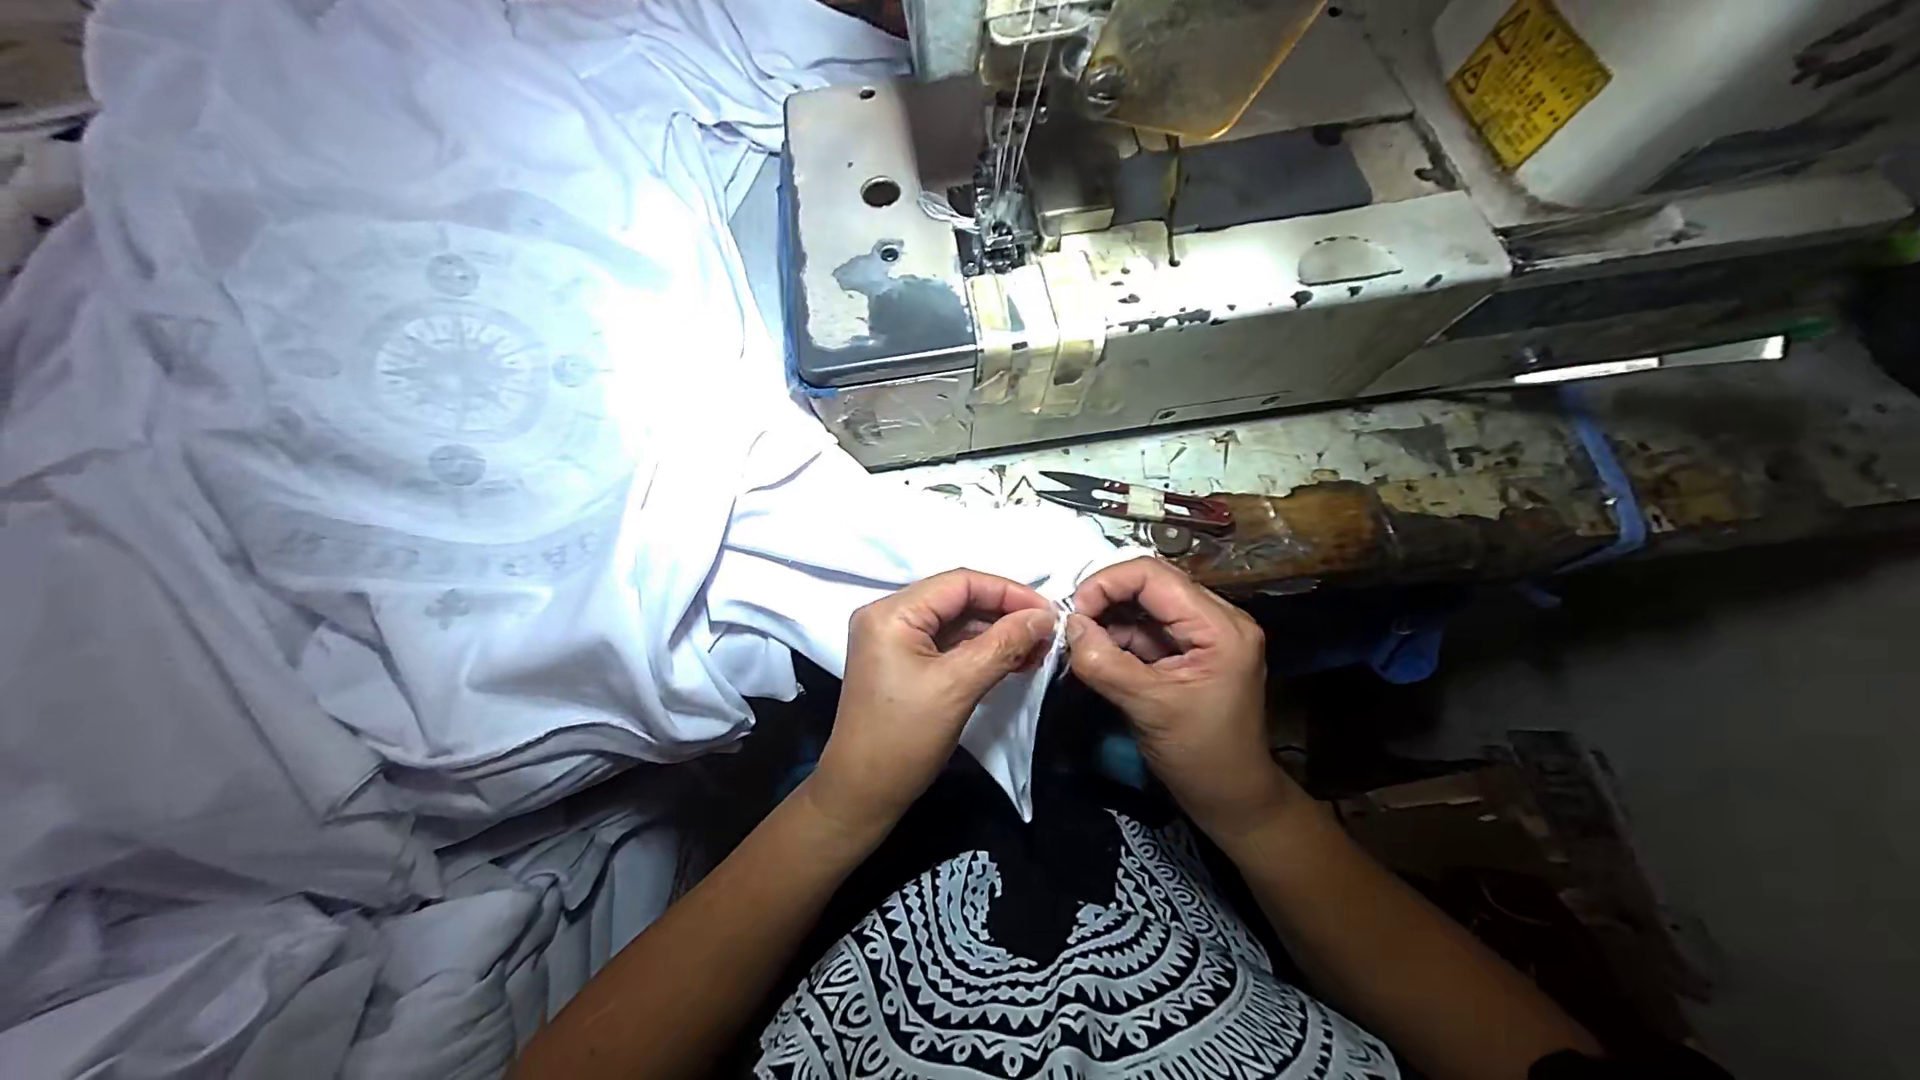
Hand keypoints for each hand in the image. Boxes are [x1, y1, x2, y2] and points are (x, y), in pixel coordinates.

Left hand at [810, 569, 1057, 831]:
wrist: (863, 793)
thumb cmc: (904, 738)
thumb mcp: (959, 687)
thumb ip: (1004, 644)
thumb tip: (1045, 617)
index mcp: (892, 612)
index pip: (960, 582)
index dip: (1008, 592)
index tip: (1048, 611)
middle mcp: (889, 615)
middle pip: (959, 599)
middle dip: (1006, 614)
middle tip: (1047, 634)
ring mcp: (894, 638)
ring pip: (957, 621)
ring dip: (998, 633)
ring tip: (1037, 651)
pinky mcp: (903, 660)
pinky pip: (949, 642)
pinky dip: (981, 649)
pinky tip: (1013, 660)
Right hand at [1067, 557, 1296, 839]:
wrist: (1232, 798)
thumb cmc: (1200, 755)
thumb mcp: (1148, 707)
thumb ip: (1104, 663)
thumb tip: (1068, 625)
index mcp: (1220, 626)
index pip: (1154, 576)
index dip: (1107, 583)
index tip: (1073, 613)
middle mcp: (1217, 619)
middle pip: (1150, 584)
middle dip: (1105, 598)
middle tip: (1072, 624)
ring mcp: (1203, 634)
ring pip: (1145, 604)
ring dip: (1109, 616)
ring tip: (1079, 639)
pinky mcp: (1189, 650)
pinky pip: (1147, 628)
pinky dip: (1118, 635)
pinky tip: (1095, 649)